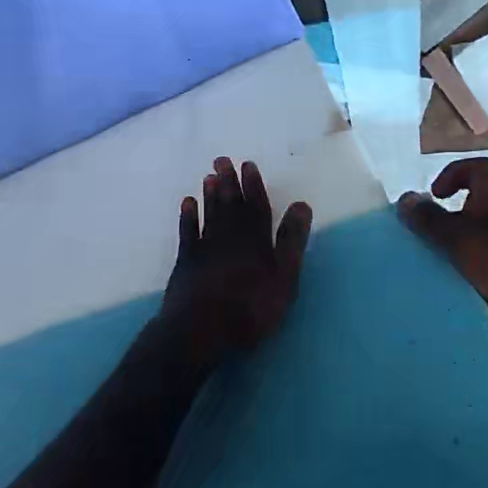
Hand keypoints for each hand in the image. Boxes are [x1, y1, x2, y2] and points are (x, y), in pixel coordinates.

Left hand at [156, 157, 311, 367]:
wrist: (201, 328)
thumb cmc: (251, 306)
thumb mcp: (284, 277)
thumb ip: (292, 240)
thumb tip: (302, 205)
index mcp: (257, 239)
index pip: (256, 206)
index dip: (253, 185)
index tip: (247, 164)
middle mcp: (230, 236)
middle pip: (229, 204)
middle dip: (227, 181)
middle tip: (221, 160)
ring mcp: (205, 248)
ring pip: (209, 214)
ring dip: (209, 194)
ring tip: (208, 176)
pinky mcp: (186, 262)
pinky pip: (187, 232)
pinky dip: (187, 217)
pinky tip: (187, 204)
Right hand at [397, 159, 487, 368]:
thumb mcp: (464, 242)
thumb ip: (433, 221)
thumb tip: (405, 198)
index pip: (480, 169)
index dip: (456, 172)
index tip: (434, 194)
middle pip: (472, 207)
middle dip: (444, 218)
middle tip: (420, 237)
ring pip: (473, 241)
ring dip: (450, 250)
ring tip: (425, 266)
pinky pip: (478, 271)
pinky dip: (461, 276)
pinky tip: (443, 292)